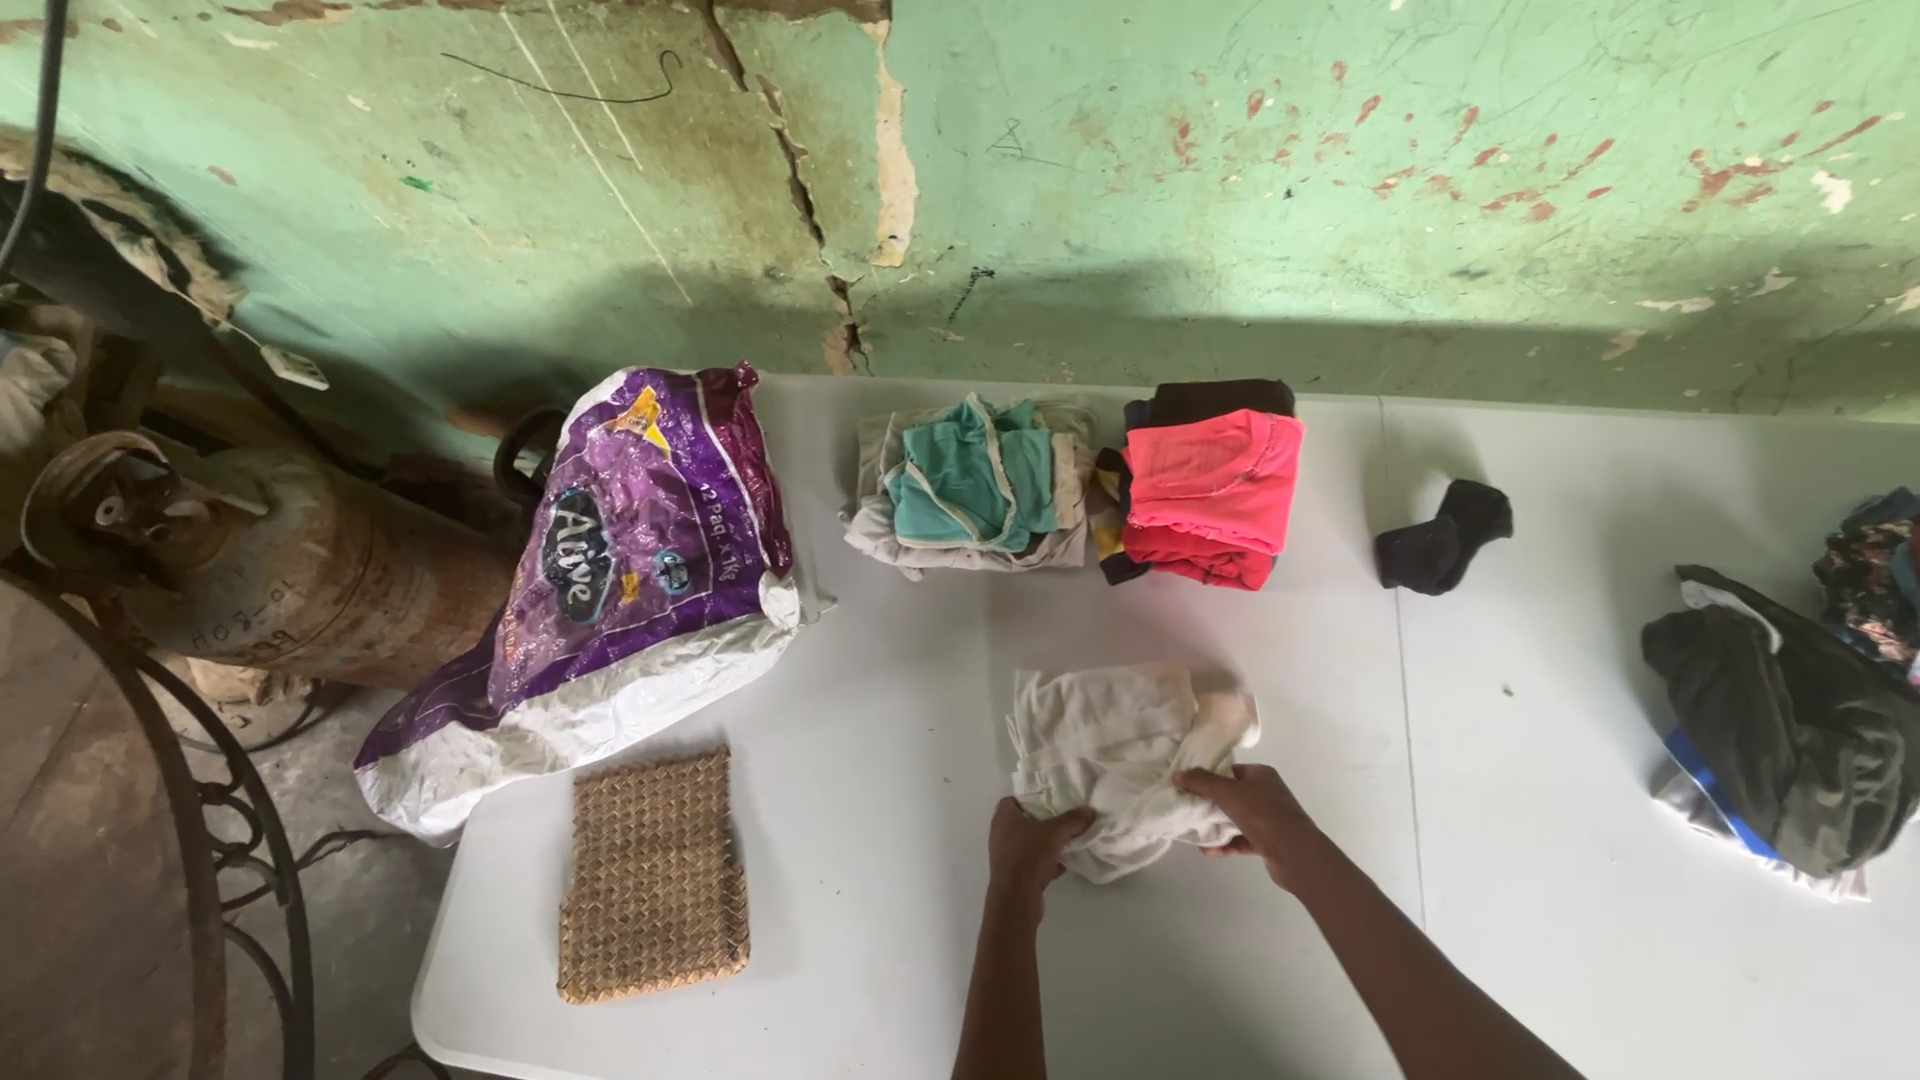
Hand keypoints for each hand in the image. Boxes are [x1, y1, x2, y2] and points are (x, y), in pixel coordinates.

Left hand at [985, 797, 1094, 919]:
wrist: (1016, 897)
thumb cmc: (1029, 855)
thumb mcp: (1055, 833)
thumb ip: (1072, 820)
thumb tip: (1089, 810)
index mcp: (1003, 817)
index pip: (1012, 800)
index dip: (1029, 798)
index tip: (1049, 800)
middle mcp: (1000, 834)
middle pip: (1023, 822)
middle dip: (1042, 822)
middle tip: (1061, 820)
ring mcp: (1005, 855)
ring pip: (1028, 844)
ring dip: (1045, 845)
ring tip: (1064, 843)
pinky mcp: (1012, 875)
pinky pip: (1030, 863)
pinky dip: (1044, 864)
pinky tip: (1060, 867)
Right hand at [1176, 764, 1321, 890]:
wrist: (1296, 855)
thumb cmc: (1263, 814)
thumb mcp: (1227, 792)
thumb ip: (1201, 782)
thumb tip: (1178, 774)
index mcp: (1261, 775)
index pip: (1230, 770)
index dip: (1209, 776)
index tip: (1189, 784)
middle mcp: (1267, 794)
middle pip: (1232, 794)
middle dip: (1209, 802)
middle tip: (1188, 806)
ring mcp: (1269, 819)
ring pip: (1236, 818)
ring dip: (1216, 825)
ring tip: (1194, 830)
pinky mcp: (1269, 841)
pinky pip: (1241, 839)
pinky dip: (1226, 844)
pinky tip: (1208, 850)